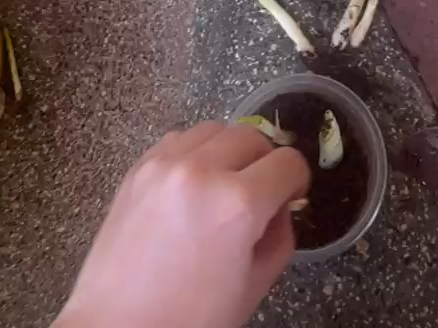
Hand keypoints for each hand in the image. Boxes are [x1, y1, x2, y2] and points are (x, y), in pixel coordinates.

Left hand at [54, 121, 310, 327]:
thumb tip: (281, 203)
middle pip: (254, 136)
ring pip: (217, 129)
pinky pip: (181, 138)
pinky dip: (196, 152)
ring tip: (223, 185)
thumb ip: (280, 236)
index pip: (288, 162)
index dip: (297, 180)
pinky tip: (192, 184)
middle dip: (265, 163)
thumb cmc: (189, 318)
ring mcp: (166, 163)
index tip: (291, 194)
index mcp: (237, 205)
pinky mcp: (140, 165)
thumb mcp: (253, 287)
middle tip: (259, 192)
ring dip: (230, 151)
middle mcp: (202, 170)